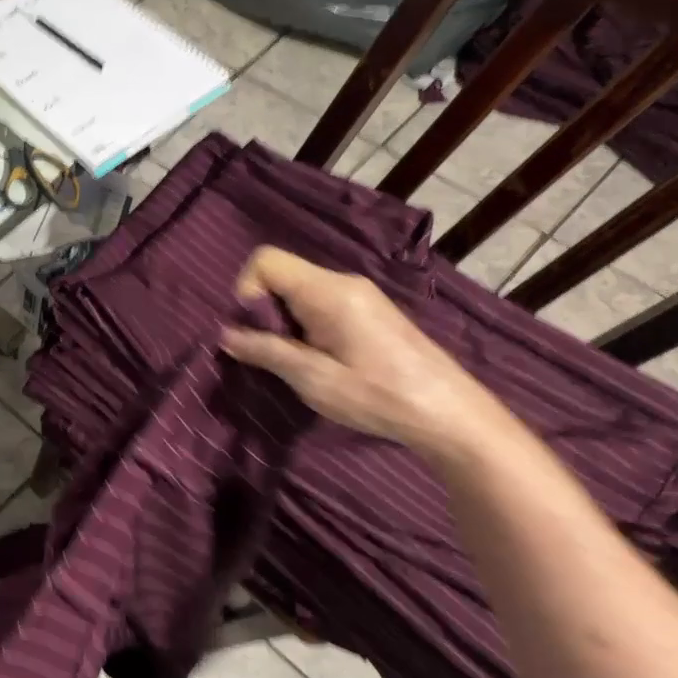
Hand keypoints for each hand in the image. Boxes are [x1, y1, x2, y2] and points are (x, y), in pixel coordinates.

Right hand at [219, 246, 503, 450]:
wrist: (452, 416)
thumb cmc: (380, 397)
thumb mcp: (313, 379)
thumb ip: (266, 351)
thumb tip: (225, 335)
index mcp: (330, 292)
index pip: (265, 261)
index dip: (246, 291)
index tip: (253, 331)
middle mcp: (344, 283)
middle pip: (279, 275)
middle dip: (261, 310)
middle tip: (271, 353)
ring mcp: (359, 296)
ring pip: (296, 291)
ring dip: (281, 322)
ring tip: (294, 361)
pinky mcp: (367, 312)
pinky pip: (316, 303)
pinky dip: (301, 325)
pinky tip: (316, 360)